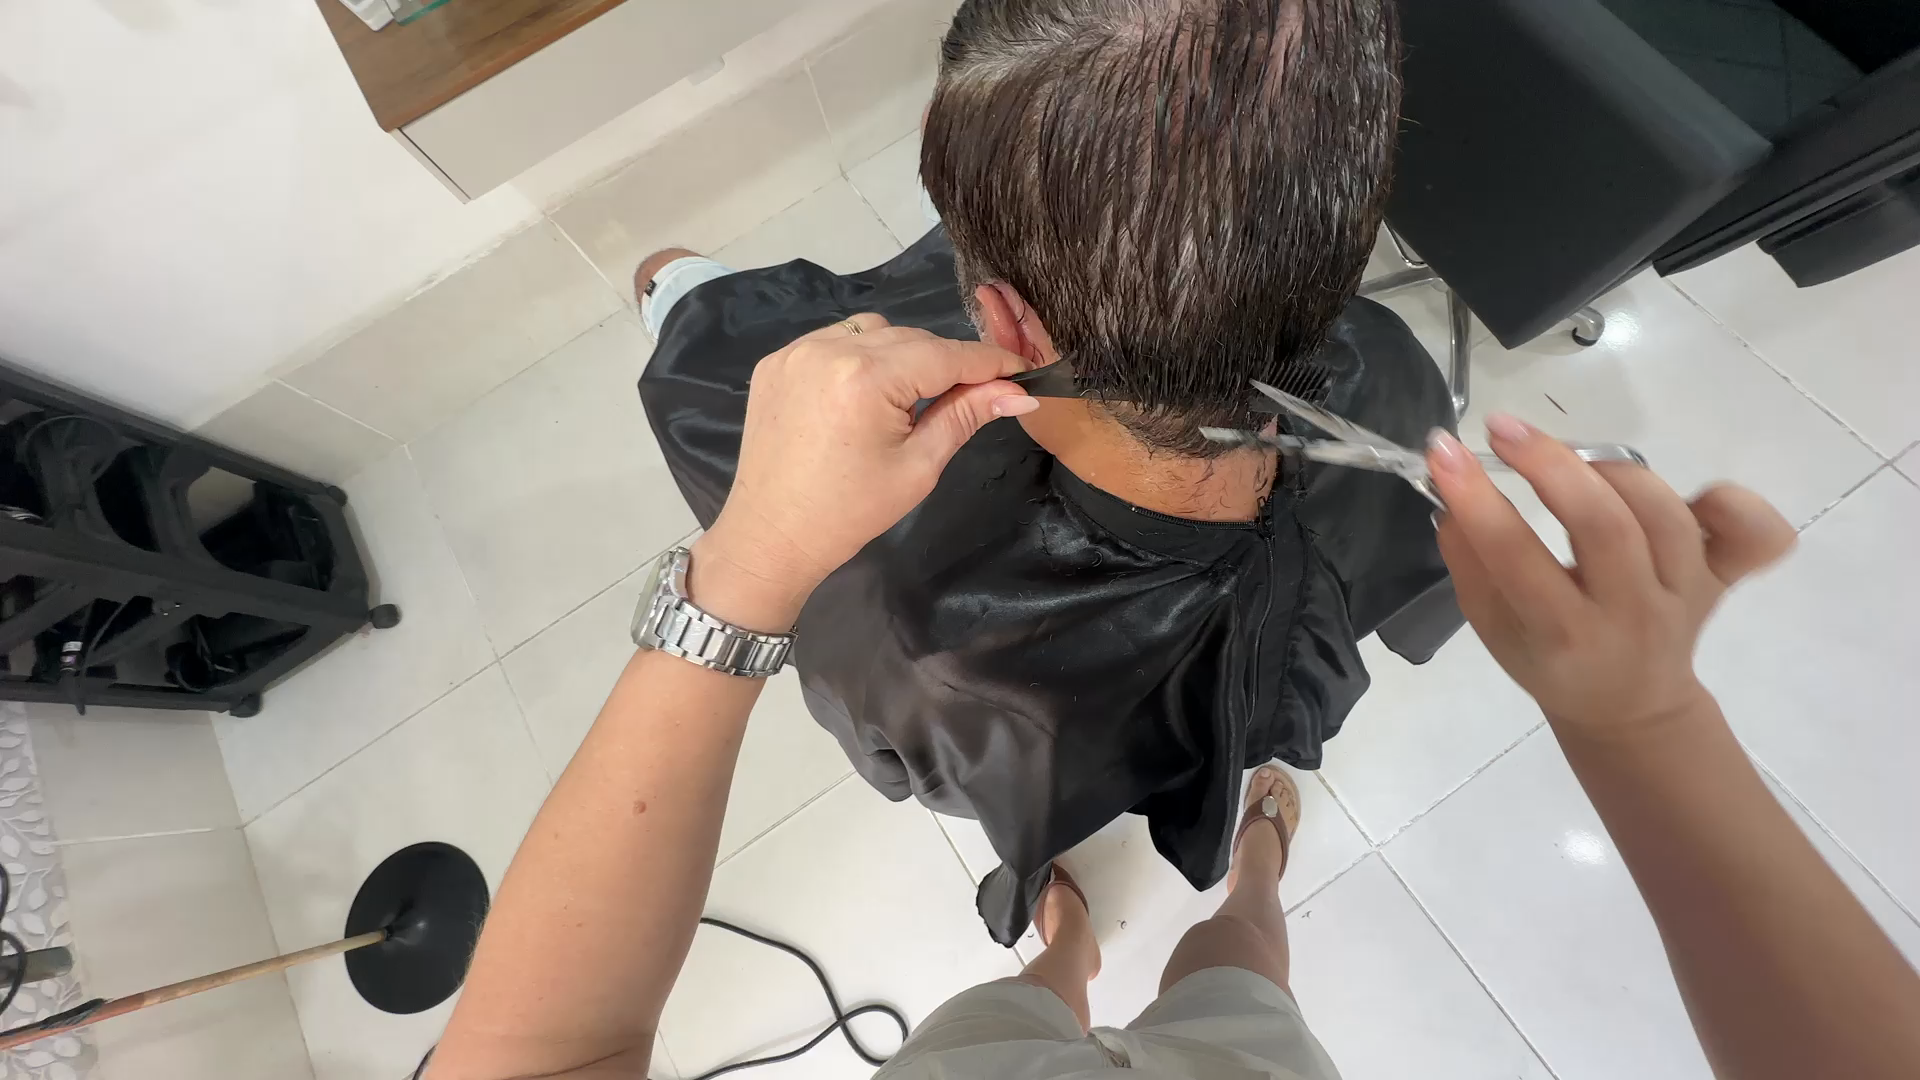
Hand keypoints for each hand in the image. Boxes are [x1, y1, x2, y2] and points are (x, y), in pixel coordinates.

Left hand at [692, 314, 1034, 627]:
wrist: (773, 536)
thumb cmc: (850, 513)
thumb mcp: (918, 467)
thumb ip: (966, 417)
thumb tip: (1019, 395)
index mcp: (867, 378)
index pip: (946, 355)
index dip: (990, 362)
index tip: (1022, 371)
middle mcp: (829, 349)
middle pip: (912, 338)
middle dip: (946, 363)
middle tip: (970, 397)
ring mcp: (796, 351)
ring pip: (874, 330)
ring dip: (903, 354)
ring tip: (908, 399)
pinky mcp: (777, 362)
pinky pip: (835, 340)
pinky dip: (862, 356)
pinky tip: (865, 394)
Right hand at [1427, 414, 1795, 740]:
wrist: (1627, 705)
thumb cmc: (1543, 662)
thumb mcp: (1487, 625)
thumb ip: (1469, 564)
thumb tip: (1454, 500)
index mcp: (1561, 631)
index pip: (1513, 554)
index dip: (1474, 497)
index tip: (1441, 451)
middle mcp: (1630, 612)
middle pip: (1603, 524)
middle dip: (1548, 464)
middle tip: (1503, 430)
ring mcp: (1686, 594)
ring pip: (1664, 515)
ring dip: (1609, 471)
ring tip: (1568, 460)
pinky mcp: (1726, 579)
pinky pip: (1756, 536)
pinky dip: (1730, 502)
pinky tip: (1690, 494)